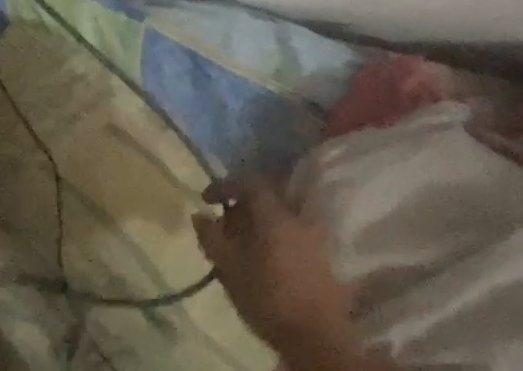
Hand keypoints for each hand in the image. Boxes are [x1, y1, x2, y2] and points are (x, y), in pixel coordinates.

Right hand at [195, 176, 354, 356]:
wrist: (317, 340)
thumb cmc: (267, 296)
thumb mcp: (228, 266)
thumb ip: (210, 236)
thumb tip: (200, 215)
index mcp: (275, 216)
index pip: (249, 182)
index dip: (224, 185)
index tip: (206, 199)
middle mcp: (298, 221)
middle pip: (265, 202)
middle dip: (239, 210)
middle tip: (222, 228)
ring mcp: (314, 243)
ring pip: (278, 223)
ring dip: (256, 228)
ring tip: (240, 250)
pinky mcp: (322, 264)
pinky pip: (291, 240)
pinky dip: (273, 243)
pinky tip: (262, 265)